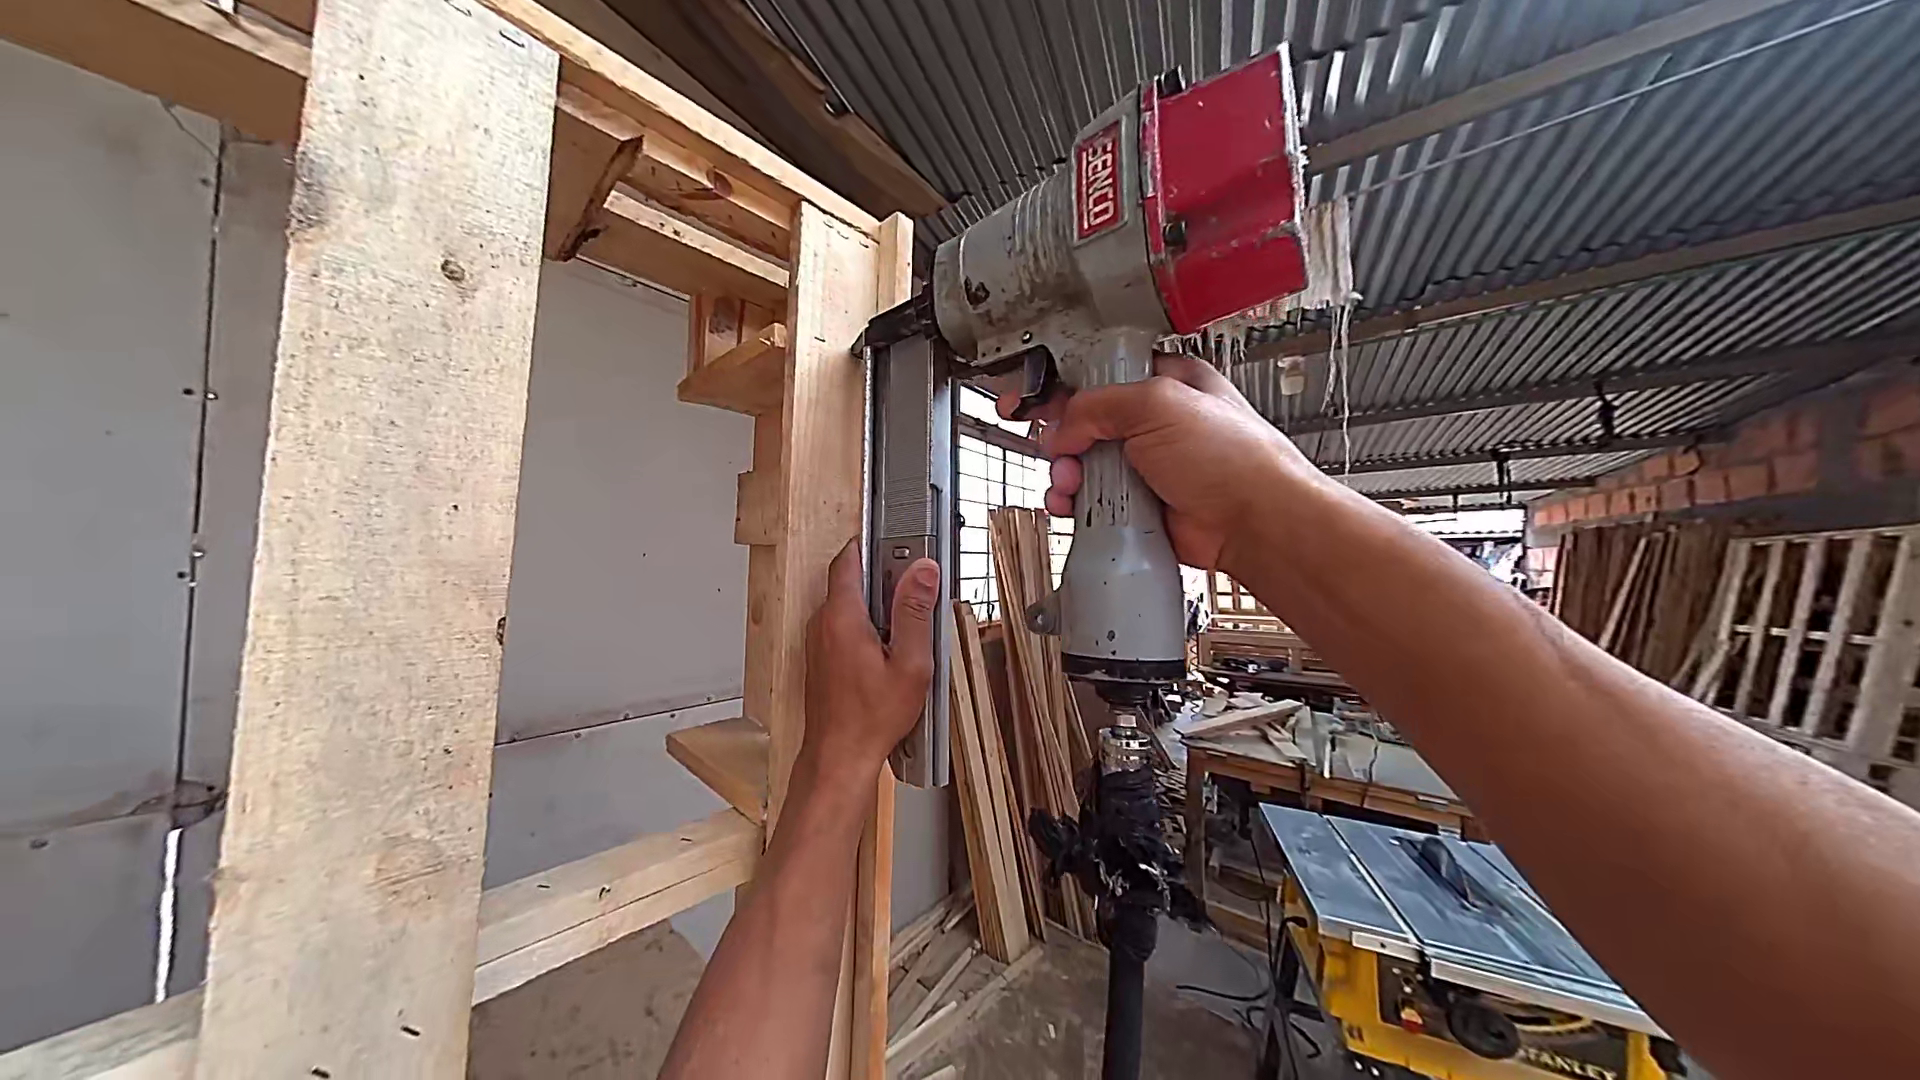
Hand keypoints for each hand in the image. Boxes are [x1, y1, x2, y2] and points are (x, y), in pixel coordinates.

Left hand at [802, 540, 938, 773]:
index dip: (873, 545)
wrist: (840, 755)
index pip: (848, 559)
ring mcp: (818, 641)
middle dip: (883, 579)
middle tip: (913, 591)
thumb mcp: (909, 663)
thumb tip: (923, 572)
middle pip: (851, 580)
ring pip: (848, 604)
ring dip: (876, 606)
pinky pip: (843, 625)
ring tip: (906, 628)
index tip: (897, 544)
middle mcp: (823, 624)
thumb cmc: (871, 717)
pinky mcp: (821, 656)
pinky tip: (889, 650)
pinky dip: (867, 625)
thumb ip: (915, 613)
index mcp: (842, 618)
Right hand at [1000, 354, 1319, 571]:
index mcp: (1163, 384)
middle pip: (1083, 423)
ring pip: (1082, 464)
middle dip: (1063, 438)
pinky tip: (1072, 504)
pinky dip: (1074, 502)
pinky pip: (1091, 499)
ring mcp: (1143, 466)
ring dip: (1066, 474)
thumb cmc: (1234, 459)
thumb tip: (1066, 427)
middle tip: (1060, 450)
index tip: (1034, 400)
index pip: (1100, 375)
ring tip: (1071, 484)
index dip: (1064, 386)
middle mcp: (1152, 423)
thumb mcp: (1159, 405)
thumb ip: (1099, 404)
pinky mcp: (1136, 503)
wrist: (1252, 524)